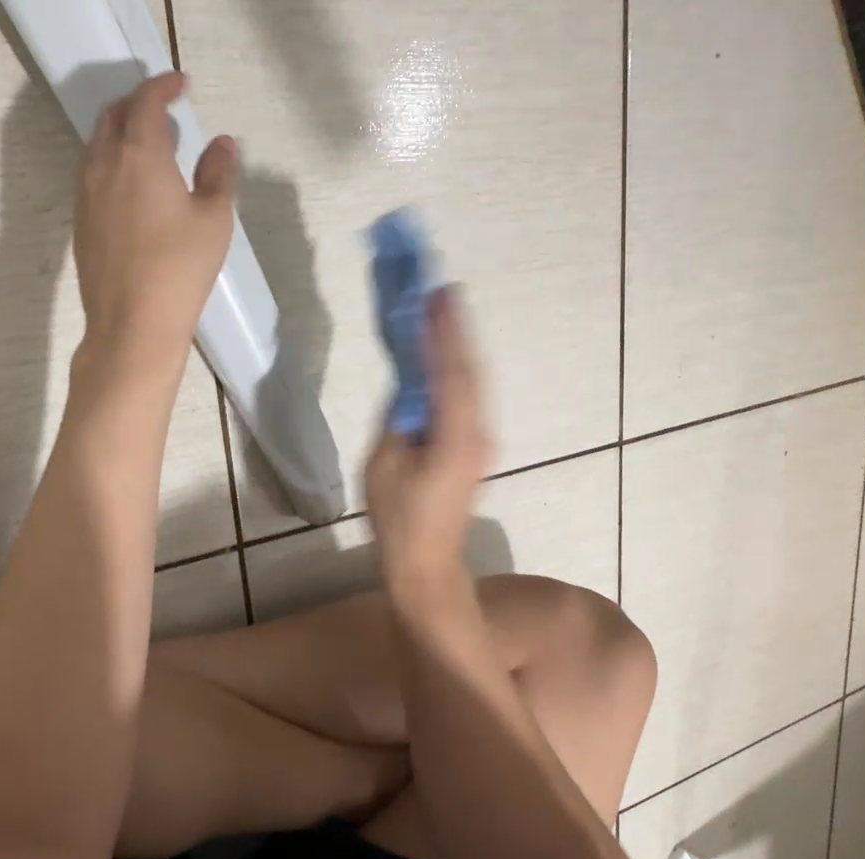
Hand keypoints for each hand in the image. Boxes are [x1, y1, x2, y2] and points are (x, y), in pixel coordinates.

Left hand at [73, 72, 239, 377]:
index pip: (146, 101)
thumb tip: (223, 143)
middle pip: (112, 117)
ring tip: (149, 151)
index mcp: (139, 154)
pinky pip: (91, 178)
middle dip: (137, 105)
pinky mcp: (80, 227)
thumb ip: (219, 173)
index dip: (164, 85)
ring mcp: (85, 198)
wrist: (131, 326)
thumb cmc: (179, 269)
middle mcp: (103, 166)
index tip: (181, 84)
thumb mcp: (214, 219)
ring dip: (120, 136)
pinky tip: (131, 191)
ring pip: (96, 148)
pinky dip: (110, 166)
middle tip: (163, 113)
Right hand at [365, 287, 494, 610]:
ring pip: (472, 381)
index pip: (450, 372)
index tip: (438, 291)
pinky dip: (455, 369)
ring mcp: (481, 440)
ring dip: (456, 345)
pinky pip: (467, 397)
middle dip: (453, 327)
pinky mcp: (475, 446)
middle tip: (438, 288)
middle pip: (468, 370)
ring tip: (440, 309)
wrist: (426, 563)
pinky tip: (442, 353)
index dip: (444, 331)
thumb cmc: (398, 518)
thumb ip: (399, 419)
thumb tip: (410, 383)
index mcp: (455, 437)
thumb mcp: (384, 465)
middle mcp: (478, 432)